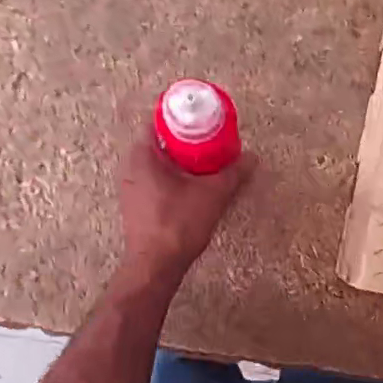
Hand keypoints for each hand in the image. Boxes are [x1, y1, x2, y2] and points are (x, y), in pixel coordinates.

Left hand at [118, 131, 256, 280]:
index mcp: (143, 155)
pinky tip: (192, 188)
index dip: (181, 117)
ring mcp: (130, 188)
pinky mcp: (135, 206)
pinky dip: (172, 179)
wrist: (156, 265)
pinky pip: (154, 181)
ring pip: (156, 164)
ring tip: (205, 165)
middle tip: (210, 142)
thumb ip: (233, 173)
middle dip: (184, 141)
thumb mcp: (213, 194)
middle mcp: (130, 167)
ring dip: (179, 162)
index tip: (203, 120)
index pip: (157, 121)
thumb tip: (252, 158)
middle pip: (159, 142)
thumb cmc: (178, 225)